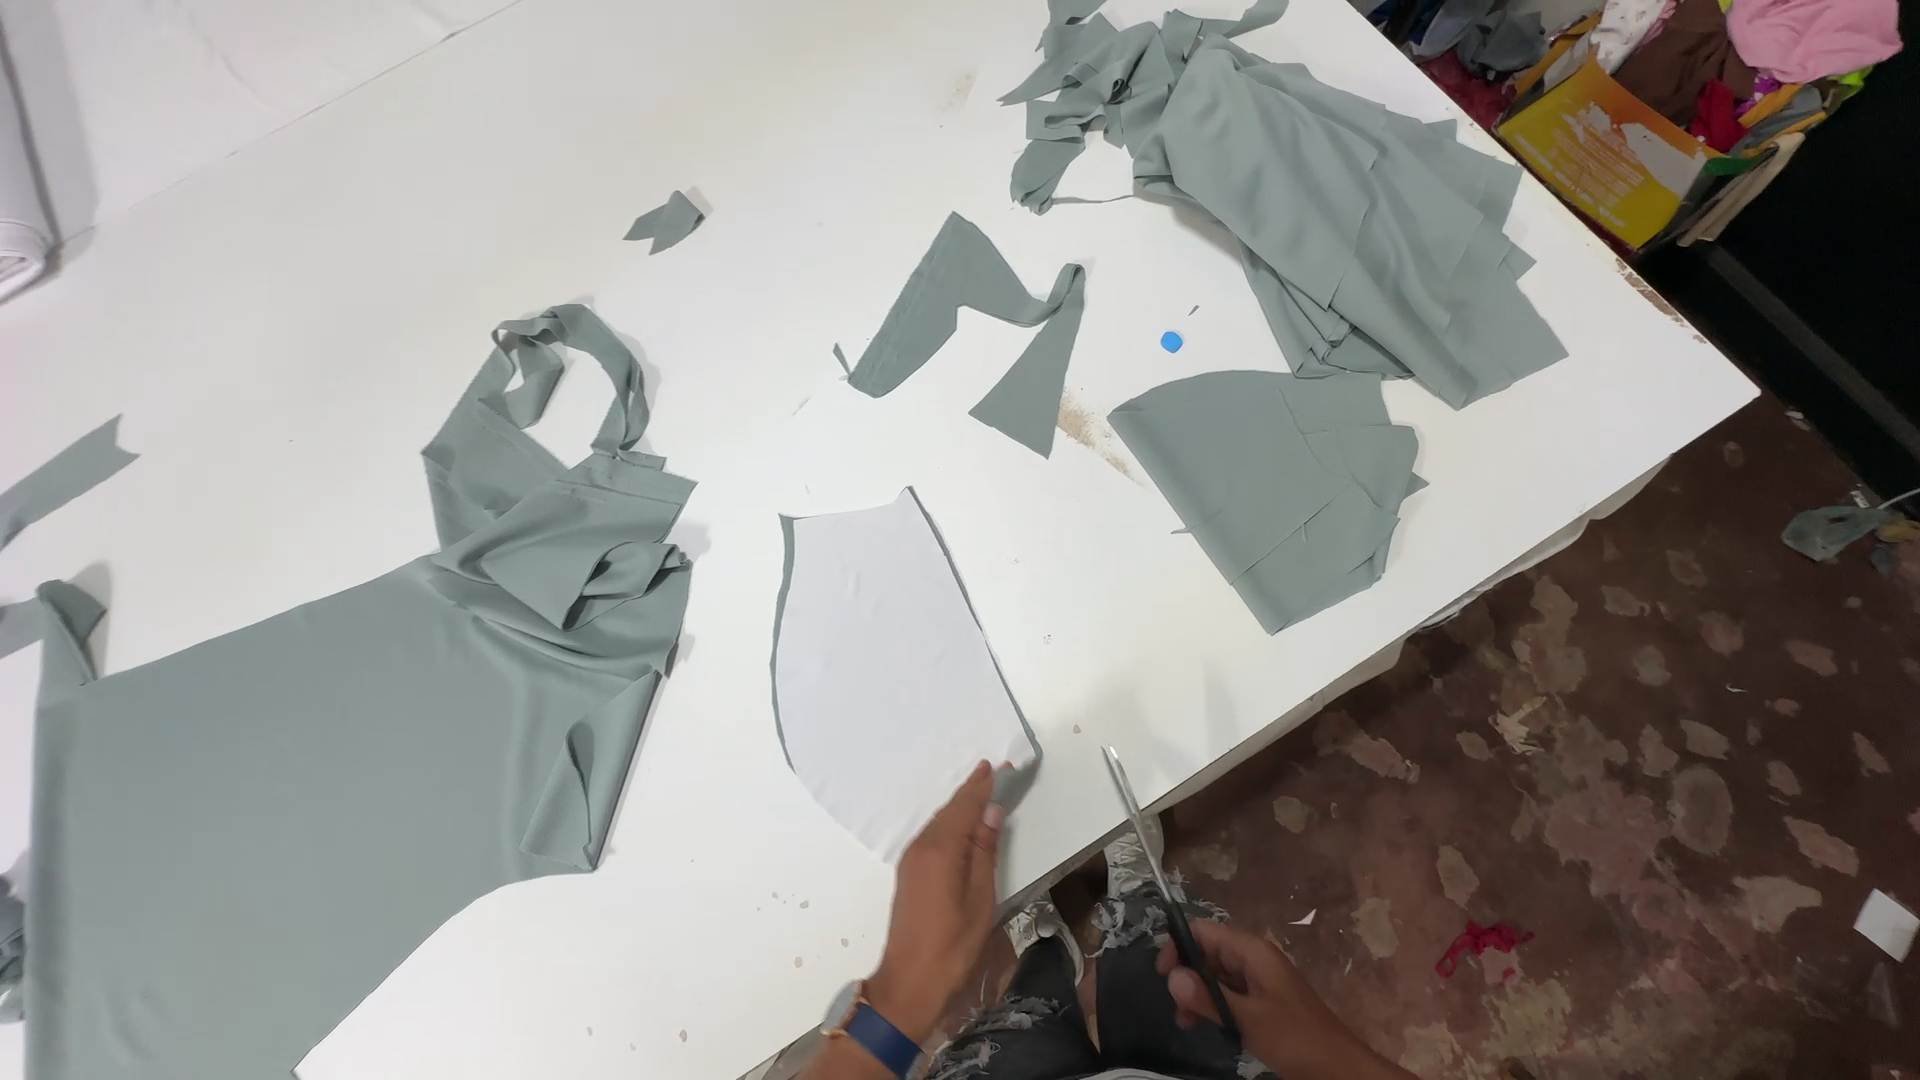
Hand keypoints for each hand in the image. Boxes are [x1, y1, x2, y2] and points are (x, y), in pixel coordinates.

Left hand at [865, 761, 1005, 1042]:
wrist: (909, 982)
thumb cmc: (953, 945)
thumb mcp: (980, 898)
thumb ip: (984, 851)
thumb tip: (991, 811)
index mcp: (941, 850)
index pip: (965, 807)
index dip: (982, 786)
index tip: (998, 766)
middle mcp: (921, 846)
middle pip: (950, 809)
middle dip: (971, 790)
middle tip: (992, 770)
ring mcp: (911, 859)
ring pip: (940, 820)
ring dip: (960, 804)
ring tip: (981, 788)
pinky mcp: (909, 871)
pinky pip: (932, 834)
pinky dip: (950, 821)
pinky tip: (961, 821)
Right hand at [1157, 920, 1414, 1079]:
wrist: (1342, 1070)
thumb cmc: (1296, 1038)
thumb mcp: (1248, 1020)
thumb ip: (1209, 997)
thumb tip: (1171, 976)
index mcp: (1251, 951)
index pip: (1203, 930)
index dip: (1178, 945)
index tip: (1163, 974)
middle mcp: (1253, 958)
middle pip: (1207, 951)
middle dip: (1187, 974)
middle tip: (1176, 1006)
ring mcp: (1259, 980)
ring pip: (1216, 974)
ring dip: (1198, 993)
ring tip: (1186, 1021)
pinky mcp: (1263, 1001)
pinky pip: (1229, 992)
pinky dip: (1213, 1004)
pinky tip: (1205, 1024)